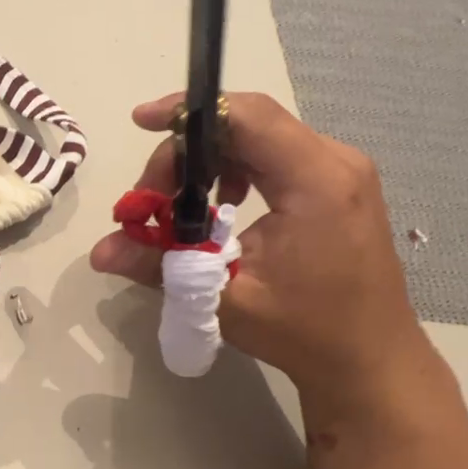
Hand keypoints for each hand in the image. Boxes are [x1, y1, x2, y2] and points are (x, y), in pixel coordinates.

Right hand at [89, 92, 434, 405]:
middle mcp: (333, 163)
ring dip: (206, 165)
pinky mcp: (336, 188)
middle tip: (148, 203)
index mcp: (314, 181)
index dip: (188, 111)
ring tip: (175, 209)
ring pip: (257, 140)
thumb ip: (157, 265)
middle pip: (245, 126)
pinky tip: (216, 208)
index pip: (246, 117)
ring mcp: (340, 173)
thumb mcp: (220, 298)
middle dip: (185, 154)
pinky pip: (275, 158)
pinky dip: (233, 172)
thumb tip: (100, 251)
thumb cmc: (303, 328)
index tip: (139, 123)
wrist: (368, 357)